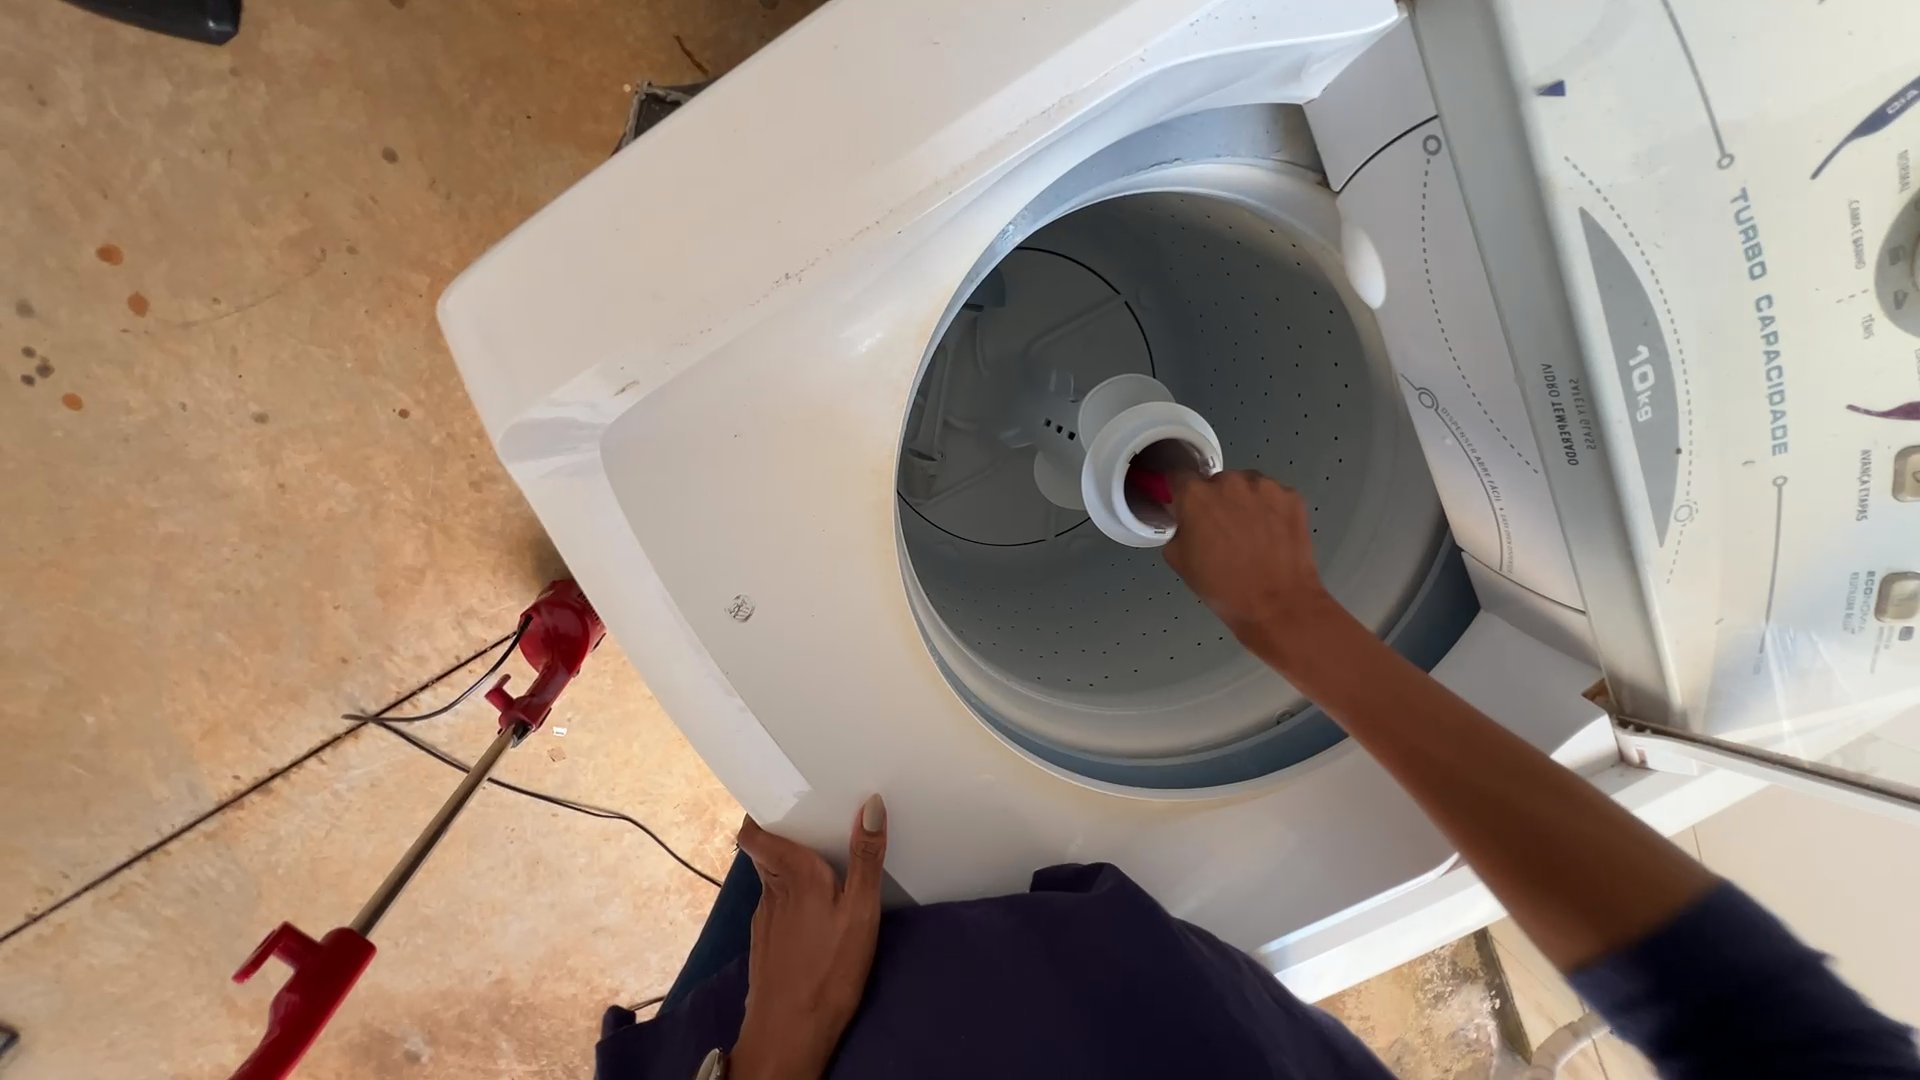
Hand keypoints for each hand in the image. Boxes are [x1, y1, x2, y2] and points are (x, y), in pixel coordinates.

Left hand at [728, 796, 887, 1079]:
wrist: (787, 1039)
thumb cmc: (828, 971)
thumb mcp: (861, 912)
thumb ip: (866, 858)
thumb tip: (871, 805)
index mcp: (793, 874)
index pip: (754, 833)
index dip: (762, 815)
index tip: (786, 800)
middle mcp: (771, 891)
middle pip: (767, 852)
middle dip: (788, 837)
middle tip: (820, 825)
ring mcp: (764, 921)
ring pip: (772, 880)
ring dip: (792, 868)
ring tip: (825, 865)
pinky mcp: (766, 946)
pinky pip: (777, 907)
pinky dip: (792, 899)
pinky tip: (815, 913)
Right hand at [1162, 470, 1341, 650]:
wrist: (1277, 604)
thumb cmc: (1221, 585)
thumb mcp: (1177, 558)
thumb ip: (1177, 527)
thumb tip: (1185, 518)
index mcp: (1195, 495)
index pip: (1179, 477)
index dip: (1180, 493)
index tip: (1185, 507)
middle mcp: (1229, 481)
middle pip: (1216, 481)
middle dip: (1216, 500)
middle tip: (1221, 529)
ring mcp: (1265, 486)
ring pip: (1246, 486)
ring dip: (1244, 501)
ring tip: (1250, 532)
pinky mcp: (1292, 496)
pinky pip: (1272, 496)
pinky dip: (1270, 509)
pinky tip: (1271, 534)